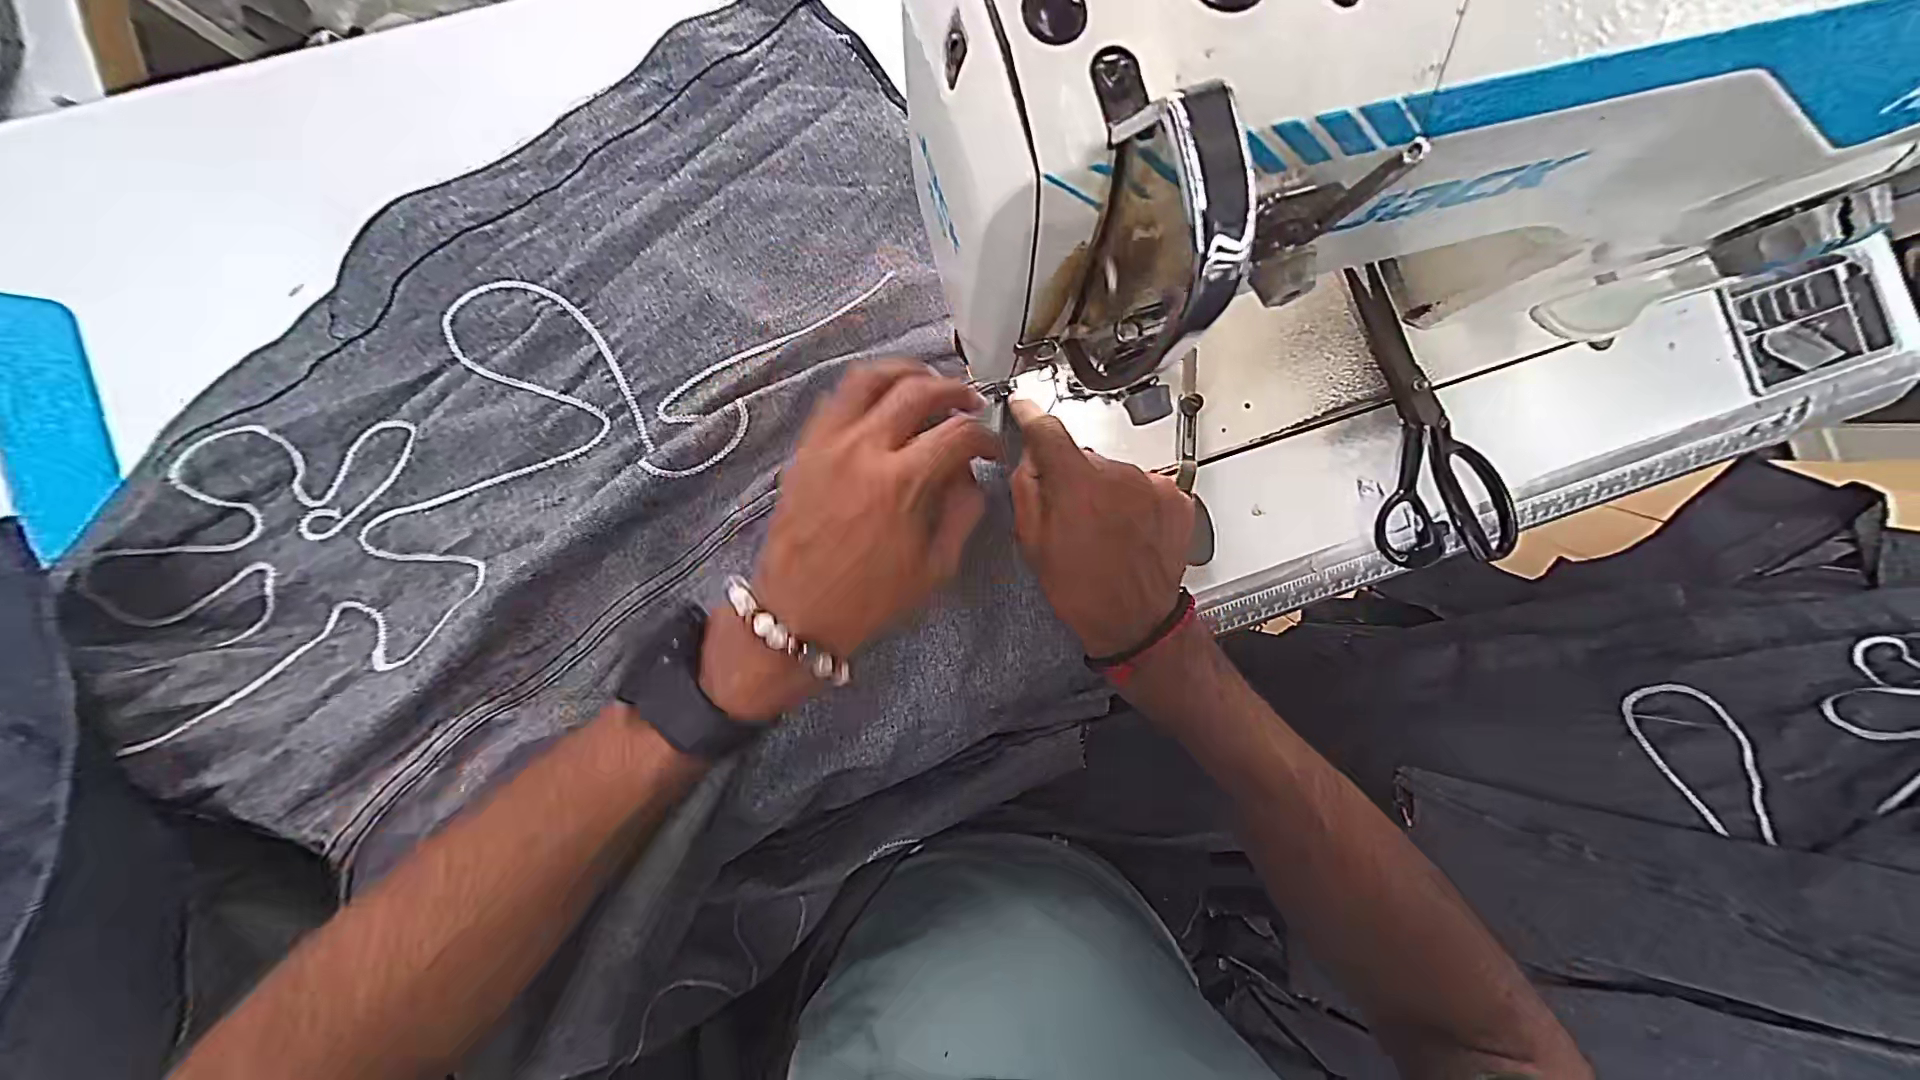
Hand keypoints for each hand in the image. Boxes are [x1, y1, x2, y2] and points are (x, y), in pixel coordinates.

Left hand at [700, 360, 997, 721]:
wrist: (798, 612)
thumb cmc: (868, 599)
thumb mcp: (935, 567)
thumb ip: (962, 512)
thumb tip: (969, 475)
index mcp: (902, 483)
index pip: (958, 433)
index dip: (985, 436)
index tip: (990, 447)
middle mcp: (864, 450)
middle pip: (919, 391)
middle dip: (955, 391)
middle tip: (969, 404)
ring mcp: (828, 444)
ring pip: (870, 378)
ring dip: (907, 372)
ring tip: (927, 382)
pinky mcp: (805, 449)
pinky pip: (836, 399)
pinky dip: (866, 389)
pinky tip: (882, 402)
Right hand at [1009, 399, 1193, 657]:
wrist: (1135, 620)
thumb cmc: (1085, 591)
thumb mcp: (1033, 542)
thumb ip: (1026, 489)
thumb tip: (1030, 459)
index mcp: (1076, 484)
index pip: (1047, 428)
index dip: (1030, 415)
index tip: (1024, 409)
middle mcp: (1116, 475)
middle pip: (1082, 455)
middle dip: (1072, 477)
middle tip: (1071, 515)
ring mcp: (1149, 484)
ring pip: (1113, 471)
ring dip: (1105, 491)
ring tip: (1103, 530)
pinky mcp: (1173, 495)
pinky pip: (1141, 483)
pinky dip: (1131, 500)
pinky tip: (1126, 530)